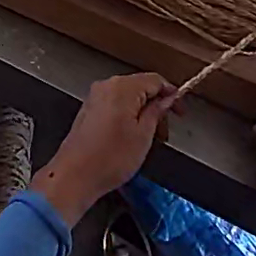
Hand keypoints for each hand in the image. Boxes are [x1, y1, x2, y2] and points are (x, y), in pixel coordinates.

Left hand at [30, 72, 179, 223]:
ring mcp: (95, 97)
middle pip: (140, 87)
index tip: (180, 110)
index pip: (155, 80)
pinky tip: (131, 137)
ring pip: (127, 97)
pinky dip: (127, 115)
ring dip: (142, 112)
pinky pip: (114, 104)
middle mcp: (106, 86)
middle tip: (166, 129)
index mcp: (122, 87)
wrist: (75, 175)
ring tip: (150, 138)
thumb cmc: (110, 158)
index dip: (171, 94)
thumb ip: (157, 111)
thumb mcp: (144, 135)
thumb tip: (166, 100)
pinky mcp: (88, 109)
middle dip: (156, 105)